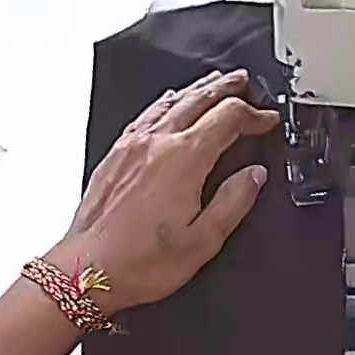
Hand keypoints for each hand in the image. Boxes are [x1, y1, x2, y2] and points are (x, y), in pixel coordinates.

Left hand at [48, 68, 280, 313]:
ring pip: (172, 101)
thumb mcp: (203, 241)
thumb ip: (233, 202)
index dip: (253, 116)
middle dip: (227, 89)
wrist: (88, 270)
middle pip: (199, 99)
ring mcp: (132, 146)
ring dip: (199, 89)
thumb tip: (253, 176)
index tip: (267, 120)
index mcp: (183, 161)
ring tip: (215, 84)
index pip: (227, 119)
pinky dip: (168, 103)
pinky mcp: (116, 154)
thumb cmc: (141, 261)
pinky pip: (147, 114)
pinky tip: (171, 104)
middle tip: (245, 84)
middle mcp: (156, 144)